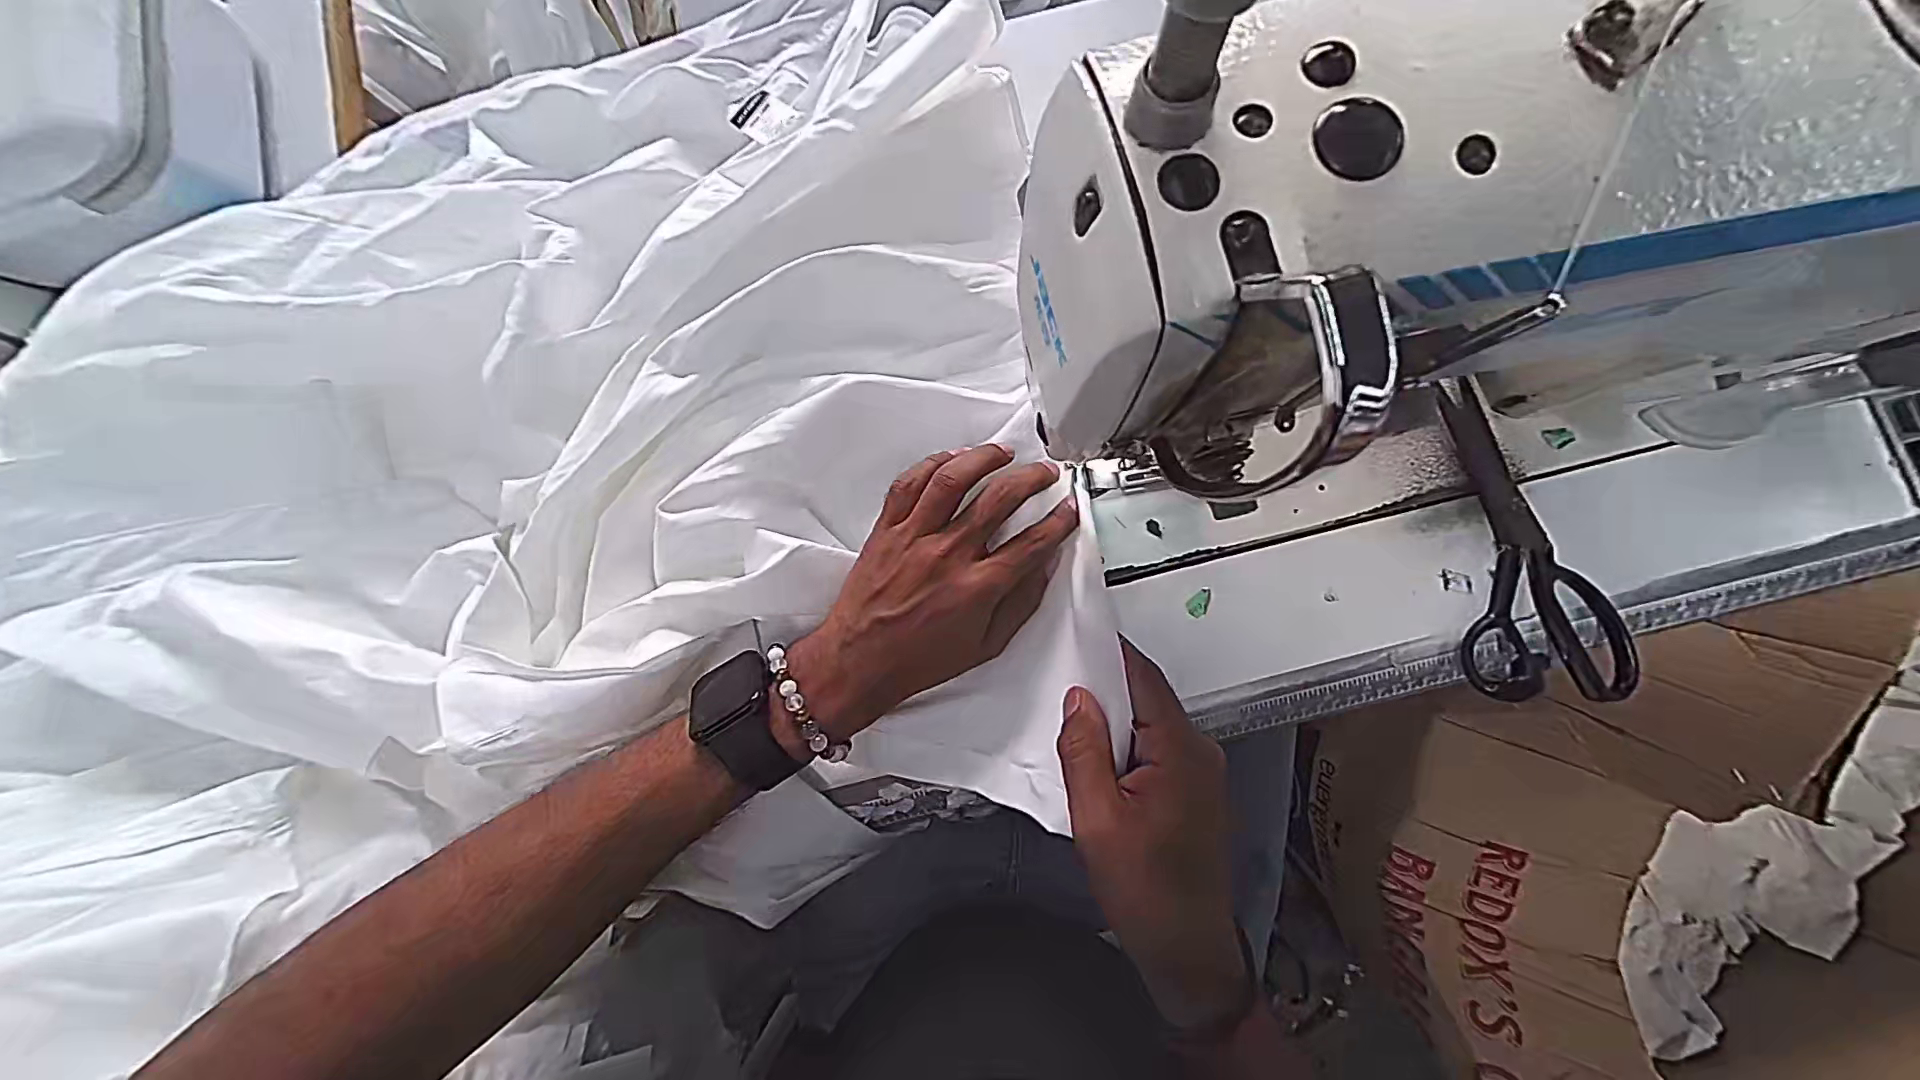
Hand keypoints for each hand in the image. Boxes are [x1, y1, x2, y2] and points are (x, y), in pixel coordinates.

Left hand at [785, 444, 1078, 740]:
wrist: (859, 660)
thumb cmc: (916, 658)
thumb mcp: (985, 645)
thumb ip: (1021, 604)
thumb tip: (1043, 569)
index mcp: (976, 588)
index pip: (1031, 542)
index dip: (1058, 521)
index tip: (1067, 509)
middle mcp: (947, 556)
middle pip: (1000, 498)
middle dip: (1032, 479)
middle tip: (1044, 474)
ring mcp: (914, 538)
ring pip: (953, 480)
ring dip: (984, 458)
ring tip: (1003, 453)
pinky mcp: (887, 530)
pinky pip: (908, 484)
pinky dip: (932, 464)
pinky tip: (951, 459)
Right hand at [1057, 640, 1246, 1030]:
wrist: (1187, 949)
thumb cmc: (1145, 891)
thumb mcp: (1097, 820)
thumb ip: (1084, 751)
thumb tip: (1077, 698)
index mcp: (1180, 750)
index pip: (1144, 678)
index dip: (1111, 652)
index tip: (1078, 633)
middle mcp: (1200, 750)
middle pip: (1148, 696)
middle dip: (1105, 687)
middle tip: (1061, 680)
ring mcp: (1201, 768)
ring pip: (1150, 721)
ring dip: (1115, 717)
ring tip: (1073, 720)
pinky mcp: (1195, 785)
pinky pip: (1156, 744)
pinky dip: (1127, 740)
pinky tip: (1099, 755)